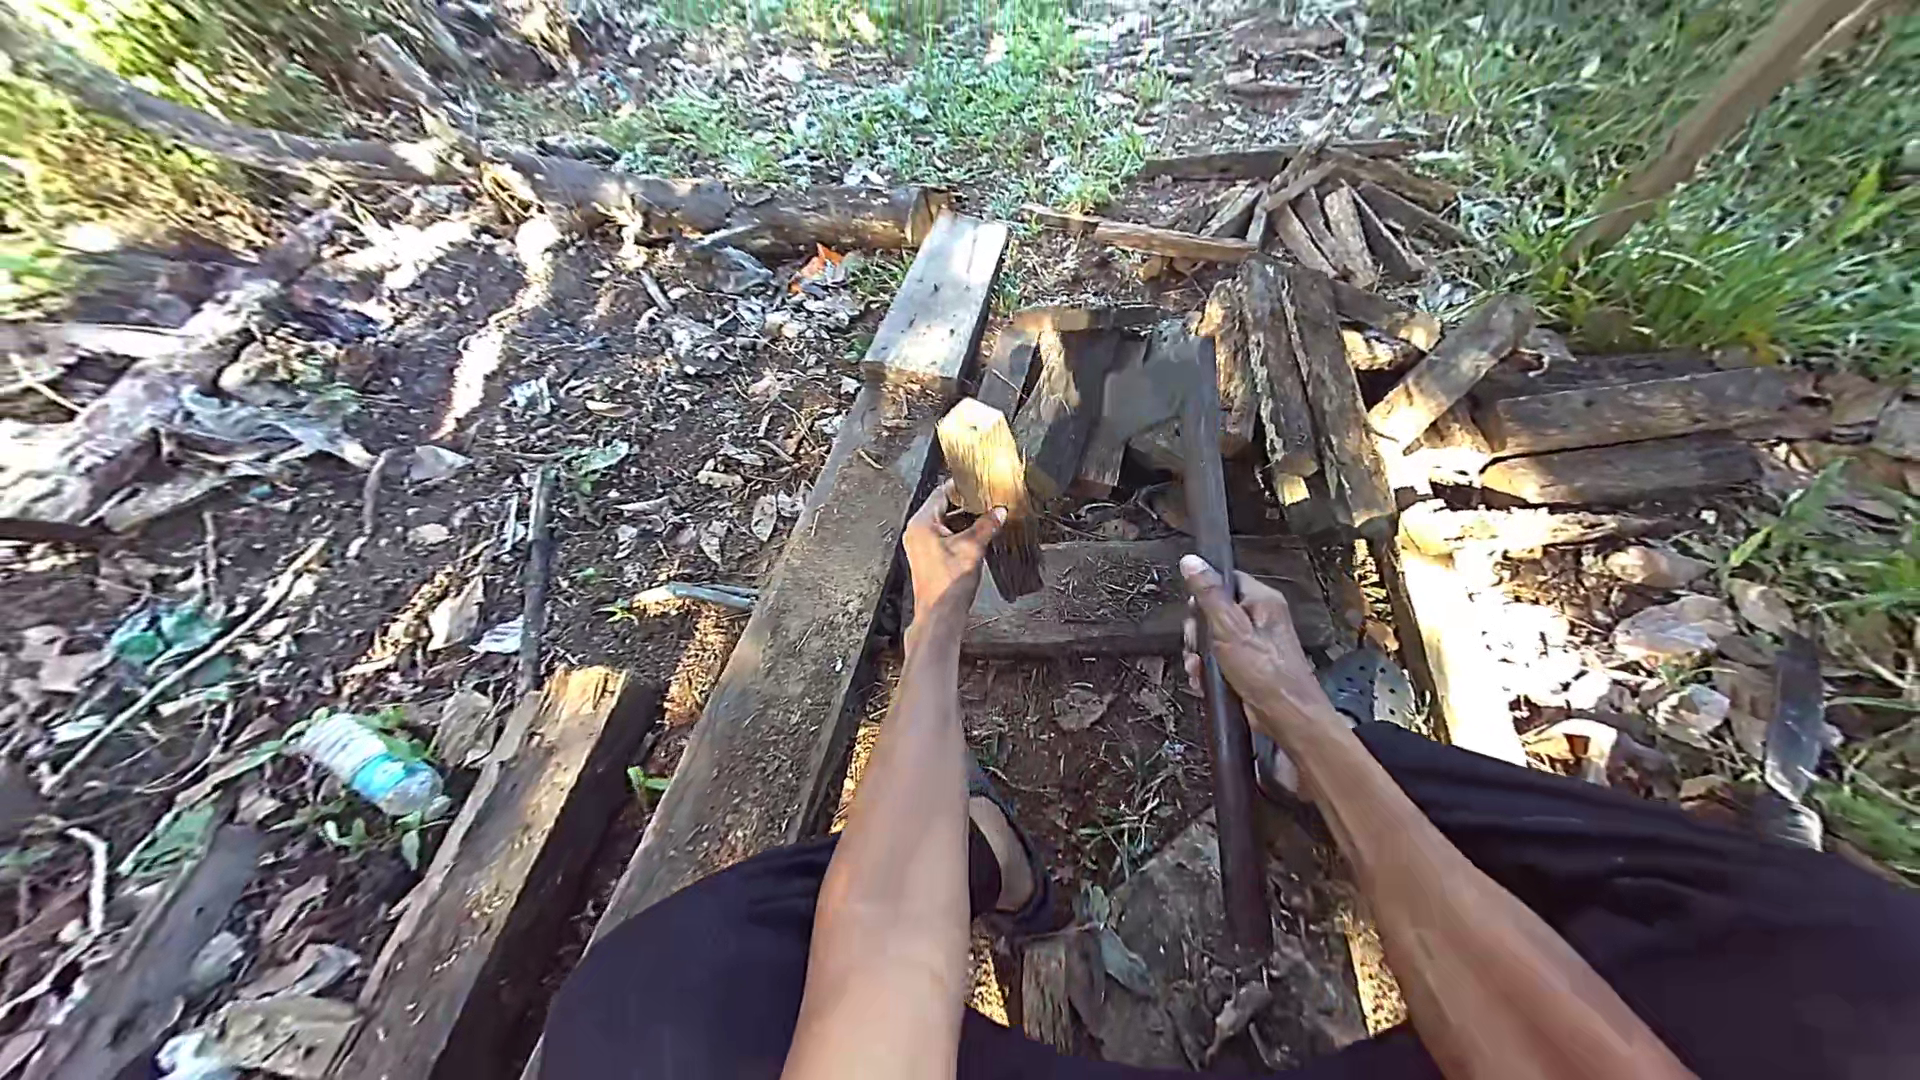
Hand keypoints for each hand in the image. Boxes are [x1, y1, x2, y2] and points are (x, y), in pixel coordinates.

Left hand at [903, 480, 1003, 624]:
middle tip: (987, 500)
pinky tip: (977, 535)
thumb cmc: (949, 584)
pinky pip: (944, 536)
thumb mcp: (972, 548)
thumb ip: (986, 525)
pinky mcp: (927, 557)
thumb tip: (999, 511)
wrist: (940, 616)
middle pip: (943, 507)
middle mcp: (917, 532)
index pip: (941, 493)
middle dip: (966, 504)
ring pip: (945, 523)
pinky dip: (959, 533)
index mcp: (921, 524)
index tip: (979, 483)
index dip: (962, 487)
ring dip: (964, 520)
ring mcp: (920, 545)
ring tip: (986, 517)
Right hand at [1180, 555, 1338, 743]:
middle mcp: (1260, 619)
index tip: (1195, 612)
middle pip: (1213, 611)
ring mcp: (1253, 644)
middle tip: (1199, 645)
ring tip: (1200, 668)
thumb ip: (1209, 594)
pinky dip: (1207, 670)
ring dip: (1199, 654)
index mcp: (1262, 601)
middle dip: (1197, 632)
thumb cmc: (1266, 674)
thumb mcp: (1229, 628)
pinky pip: (1217, 660)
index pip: (1225, 580)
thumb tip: (1192, 561)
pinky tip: (1204, 680)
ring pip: (1211, 638)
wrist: (1286, 719)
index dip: (1204, 595)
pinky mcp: (1247, 666)